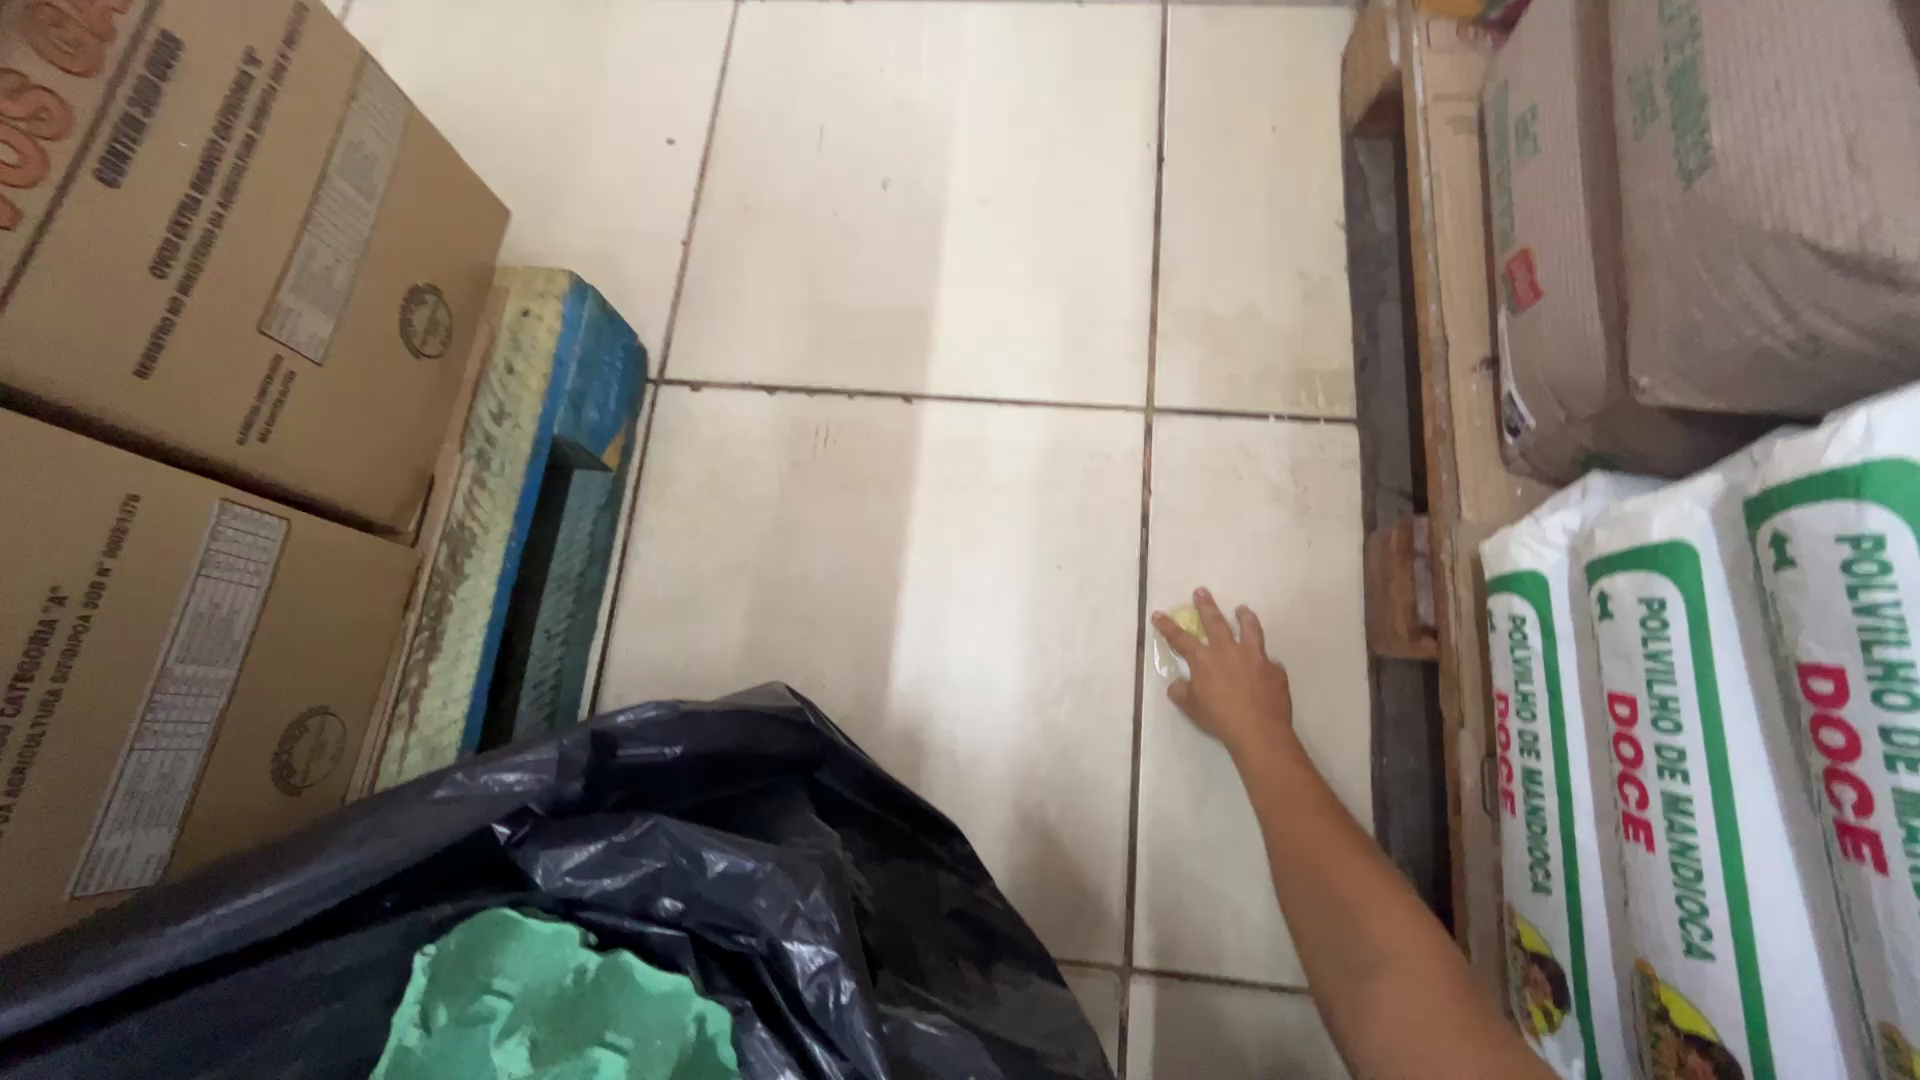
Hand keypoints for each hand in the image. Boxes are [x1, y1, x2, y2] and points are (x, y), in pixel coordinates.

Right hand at [1151, 588, 1294, 759]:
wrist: (1259, 731)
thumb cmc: (1220, 719)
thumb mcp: (1192, 708)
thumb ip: (1182, 693)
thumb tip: (1177, 684)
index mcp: (1204, 660)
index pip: (1180, 638)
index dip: (1167, 626)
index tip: (1159, 614)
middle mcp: (1228, 651)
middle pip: (1215, 622)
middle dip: (1206, 606)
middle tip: (1202, 591)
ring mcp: (1254, 657)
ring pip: (1249, 629)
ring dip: (1244, 617)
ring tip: (1243, 609)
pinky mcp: (1274, 669)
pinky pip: (1268, 659)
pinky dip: (1263, 658)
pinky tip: (1264, 662)